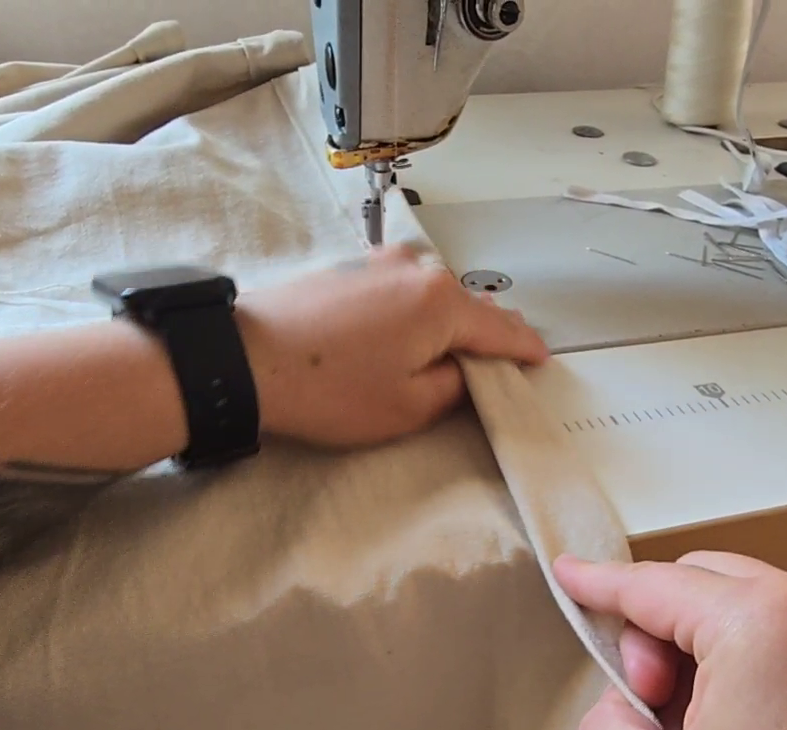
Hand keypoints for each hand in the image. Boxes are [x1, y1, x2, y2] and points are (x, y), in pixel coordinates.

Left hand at [235, 245, 549, 447]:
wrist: (245, 360)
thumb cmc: (332, 390)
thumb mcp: (409, 408)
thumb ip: (453, 387)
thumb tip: (465, 371)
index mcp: (442, 304)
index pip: (500, 329)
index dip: (524, 348)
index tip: (541, 359)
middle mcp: (416, 271)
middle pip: (469, 305)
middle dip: (488, 332)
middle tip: (502, 357)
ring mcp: (378, 264)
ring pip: (434, 293)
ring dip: (449, 319)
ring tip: (454, 345)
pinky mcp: (348, 269)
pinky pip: (401, 289)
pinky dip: (415, 310)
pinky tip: (407, 329)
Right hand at [552, 553, 786, 729]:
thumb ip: (606, 728)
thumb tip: (622, 707)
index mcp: (761, 623)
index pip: (650, 584)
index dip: (596, 582)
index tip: (570, 575)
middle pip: (698, 586)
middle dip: (656, 637)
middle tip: (652, 710)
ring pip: (742, 609)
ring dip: (703, 655)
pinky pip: (786, 636)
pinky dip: (748, 667)